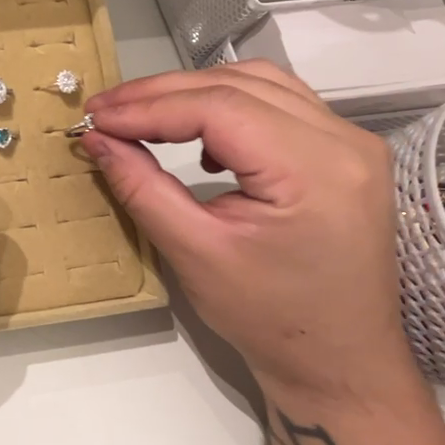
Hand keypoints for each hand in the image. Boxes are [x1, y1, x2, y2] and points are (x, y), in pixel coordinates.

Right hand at [78, 62, 416, 402]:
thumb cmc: (267, 317)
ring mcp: (350, 142)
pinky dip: (226, 103)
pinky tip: (196, 135)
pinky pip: (278, 101)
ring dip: (191, 90)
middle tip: (103, 112)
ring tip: (138, 113)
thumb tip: (96, 138)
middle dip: (161, 93)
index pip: (217, 108)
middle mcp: (343, 140)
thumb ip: (141, 186)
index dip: (147, 107)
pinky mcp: (344, 152)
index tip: (94, 120)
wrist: (339, 362)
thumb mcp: (193, 252)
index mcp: (314, 169)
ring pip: (258, 82)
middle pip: (237, 85)